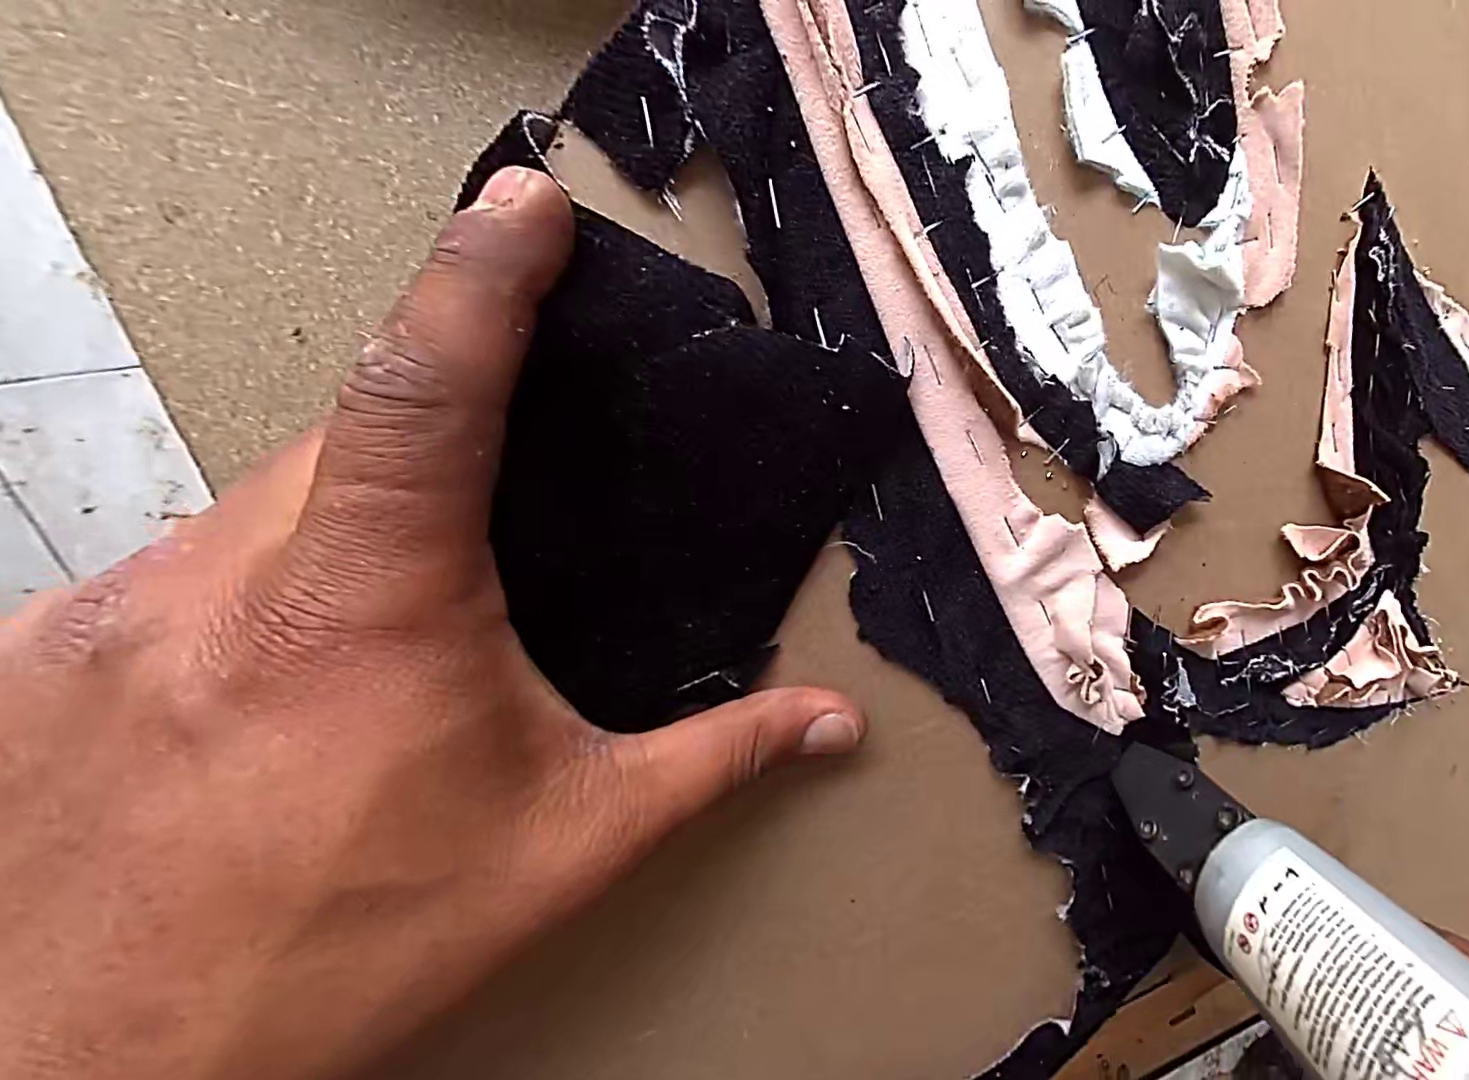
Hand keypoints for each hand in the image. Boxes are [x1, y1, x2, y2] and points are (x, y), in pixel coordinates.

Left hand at [0, 166, 864, 1079]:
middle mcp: (224, 581)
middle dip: (451, 408)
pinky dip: (304, 544)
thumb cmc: (358, 945)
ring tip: (454, 553)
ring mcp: (115, 610)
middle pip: (357, 425)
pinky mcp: (63, 652)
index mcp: (372, 609)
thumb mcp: (581, 835)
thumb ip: (720, 757)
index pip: (427, 394)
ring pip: (284, 483)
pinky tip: (341, 625)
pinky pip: (218, 543)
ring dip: (382, 490)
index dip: (482, 283)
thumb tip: (835, 724)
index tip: (526, 205)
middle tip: (529, 438)